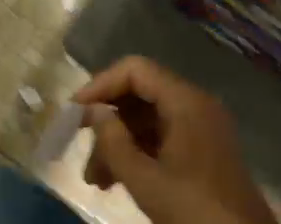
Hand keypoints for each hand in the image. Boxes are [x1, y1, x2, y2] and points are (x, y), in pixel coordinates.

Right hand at [75, 56, 275, 223]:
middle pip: (141, 94)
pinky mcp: (205, 150)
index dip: (102, 85)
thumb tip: (93, 112)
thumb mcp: (145, 180)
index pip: (136, 70)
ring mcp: (203, 127)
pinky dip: (140, 152)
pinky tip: (118, 180)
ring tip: (95, 180)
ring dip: (120, 143)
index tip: (75, 111)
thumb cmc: (194, 210)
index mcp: (185, 100)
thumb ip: (114, 142)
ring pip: (150, 119)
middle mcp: (195, 104)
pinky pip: (164, 137)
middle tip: (81, 150)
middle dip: (108, 121)